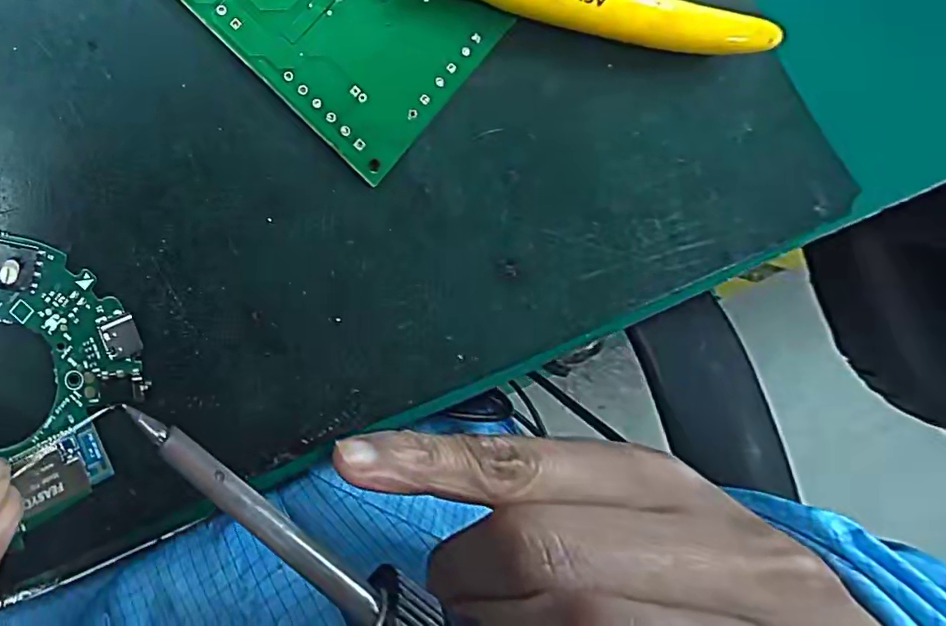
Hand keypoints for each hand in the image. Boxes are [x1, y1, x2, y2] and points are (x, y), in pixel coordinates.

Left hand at [333, 432, 872, 625]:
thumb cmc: (702, 570)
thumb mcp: (624, 514)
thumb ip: (534, 501)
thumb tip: (401, 477)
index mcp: (657, 483)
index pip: (511, 464)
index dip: (421, 460)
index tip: (351, 460)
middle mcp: (719, 548)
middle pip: (536, 549)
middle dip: (469, 575)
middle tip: (456, 589)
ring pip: (573, 619)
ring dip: (507, 623)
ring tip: (505, 618)